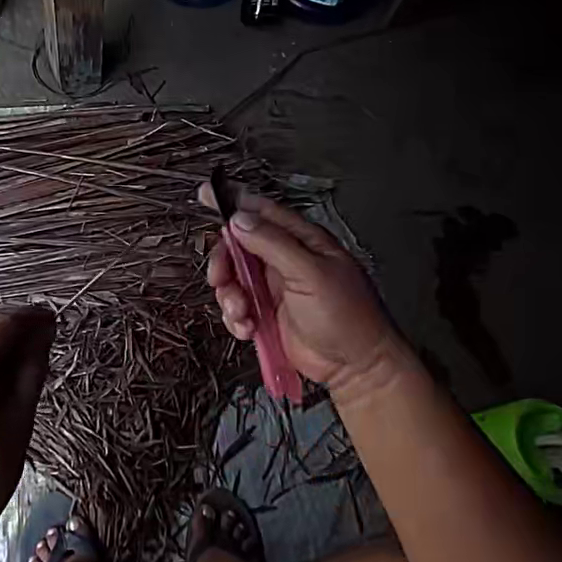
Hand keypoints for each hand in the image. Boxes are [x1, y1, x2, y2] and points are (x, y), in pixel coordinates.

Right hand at [199, 186, 408, 404]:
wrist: (355, 367)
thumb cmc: (347, 316)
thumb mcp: (310, 273)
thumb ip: (273, 243)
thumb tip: (240, 219)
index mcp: (301, 240)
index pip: (262, 211)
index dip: (233, 201)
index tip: (206, 194)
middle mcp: (284, 259)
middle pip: (238, 246)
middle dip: (224, 261)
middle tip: (221, 277)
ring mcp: (274, 287)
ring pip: (233, 278)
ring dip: (229, 295)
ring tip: (242, 312)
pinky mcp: (266, 313)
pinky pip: (236, 306)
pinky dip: (236, 317)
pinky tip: (248, 328)